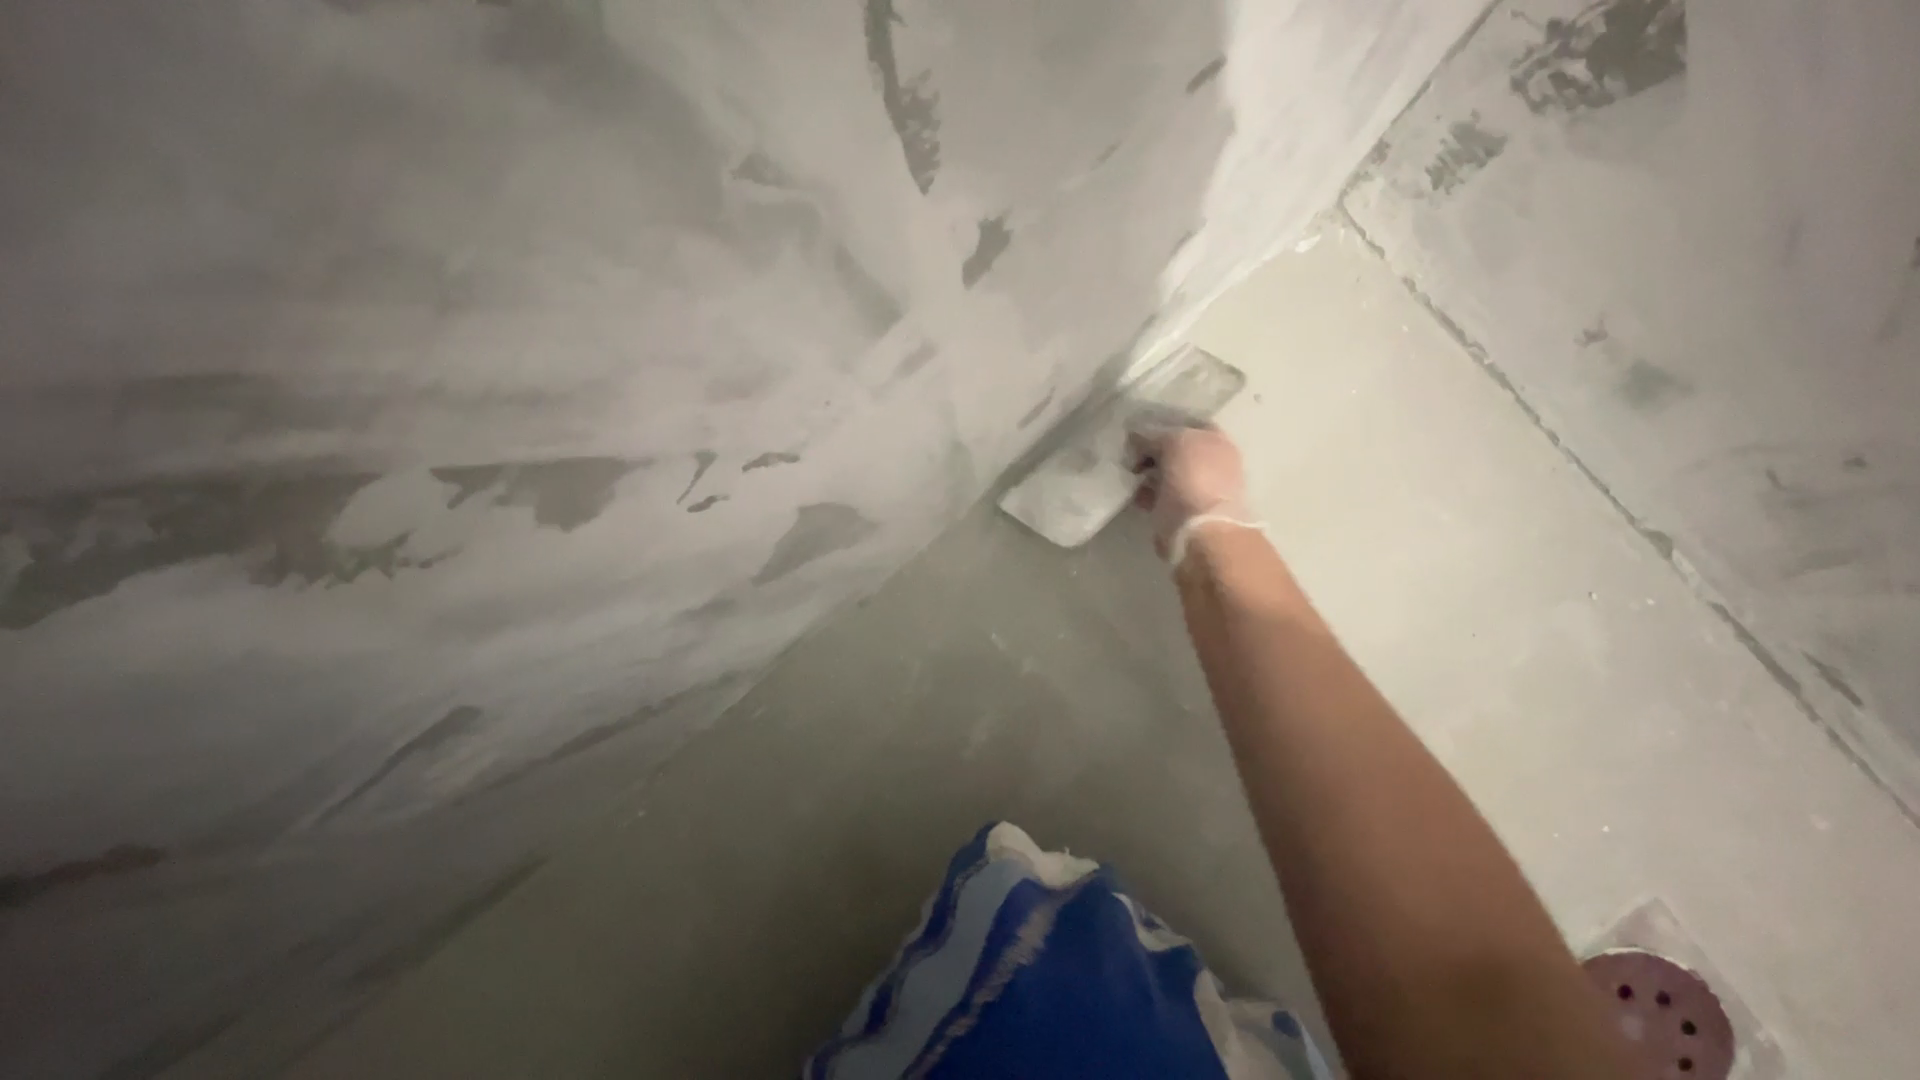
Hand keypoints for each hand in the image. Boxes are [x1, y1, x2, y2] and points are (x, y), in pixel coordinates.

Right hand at [1129, 422, 1254, 560]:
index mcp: (1217, 441)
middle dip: (1151, 452)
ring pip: (1166, 473)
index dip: (1160, 426)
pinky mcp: (1184, 513)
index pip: (1184, 425)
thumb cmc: (1192, 480)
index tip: (1136, 434)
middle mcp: (1212, 462)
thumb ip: (1154, 435)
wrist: (1201, 534)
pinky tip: (1138, 497)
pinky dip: (1147, 495)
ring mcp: (1200, 489)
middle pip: (1175, 450)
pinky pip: (1160, 495)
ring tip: (1131, 478)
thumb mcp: (1173, 443)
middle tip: (1131, 456)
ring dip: (1147, 475)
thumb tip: (1136, 435)